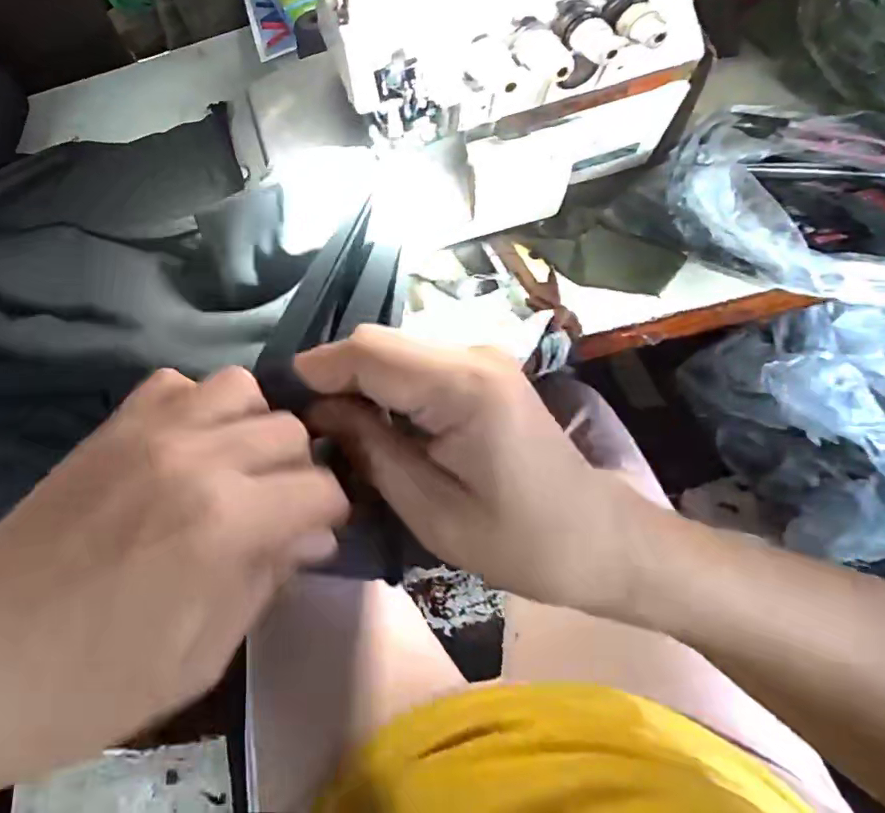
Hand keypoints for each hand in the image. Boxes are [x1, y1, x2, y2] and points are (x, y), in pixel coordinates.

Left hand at [0, 367, 347, 809]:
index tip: (319, 537)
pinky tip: (184, 449)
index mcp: (223, 518)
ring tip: (237, 471)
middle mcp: (192, 453)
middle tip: (280, 512)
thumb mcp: (199, 655)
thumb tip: (309, 536)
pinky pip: (171, 384)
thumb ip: (264, 581)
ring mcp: (144, 430)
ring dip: (252, 425)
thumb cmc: (93, 680)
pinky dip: (194, 406)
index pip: (318, 487)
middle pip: (285, 428)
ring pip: (234, 386)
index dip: (330, 514)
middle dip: (298, 470)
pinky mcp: (107, 426)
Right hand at [296, 325, 658, 613]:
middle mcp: (470, 354)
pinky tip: (369, 418)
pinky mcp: (476, 366)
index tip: (282, 404)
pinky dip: (379, 382)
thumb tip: (318, 411)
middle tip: (304, 421)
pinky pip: (409, 361)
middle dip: (331, 374)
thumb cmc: (521, 541)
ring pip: (388, 347)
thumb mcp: (431, 510)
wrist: (602, 540)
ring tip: (331, 423)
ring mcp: (477, 355)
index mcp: (464, 388)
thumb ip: (369, 449)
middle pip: (376, 342)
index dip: (317, 370)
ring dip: (353, 378)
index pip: (368, 353)